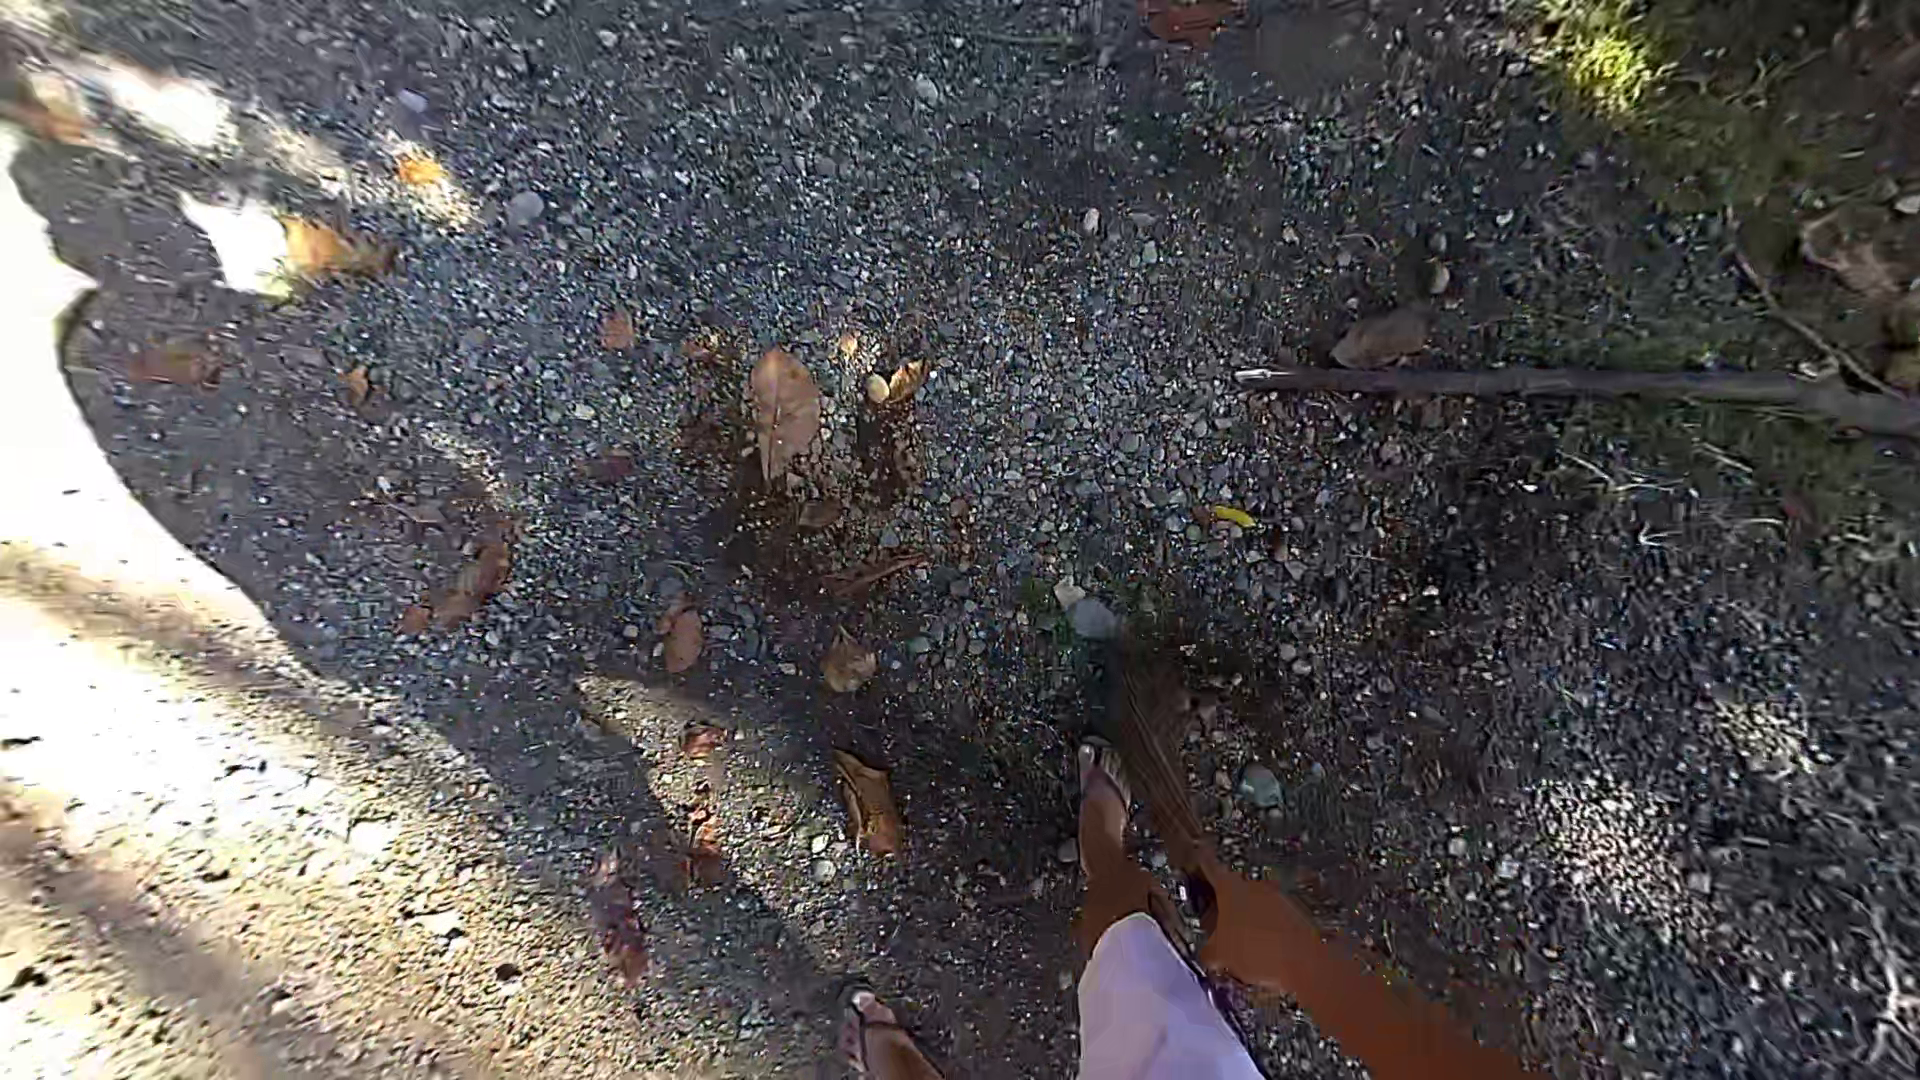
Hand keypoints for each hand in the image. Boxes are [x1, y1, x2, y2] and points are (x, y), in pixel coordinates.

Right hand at [1191, 846, 1321, 993]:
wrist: (1306, 963)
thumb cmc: (1255, 950)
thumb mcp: (1222, 955)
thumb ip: (1209, 951)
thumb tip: (1206, 955)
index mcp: (1228, 886)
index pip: (1209, 866)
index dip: (1200, 864)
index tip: (1197, 862)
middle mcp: (1251, 884)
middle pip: (1233, 886)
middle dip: (1226, 902)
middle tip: (1219, 921)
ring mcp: (1276, 897)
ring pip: (1255, 902)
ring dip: (1249, 916)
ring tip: (1244, 941)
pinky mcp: (1296, 913)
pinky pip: (1275, 917)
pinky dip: (1269, 928)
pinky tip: (1266, 949)